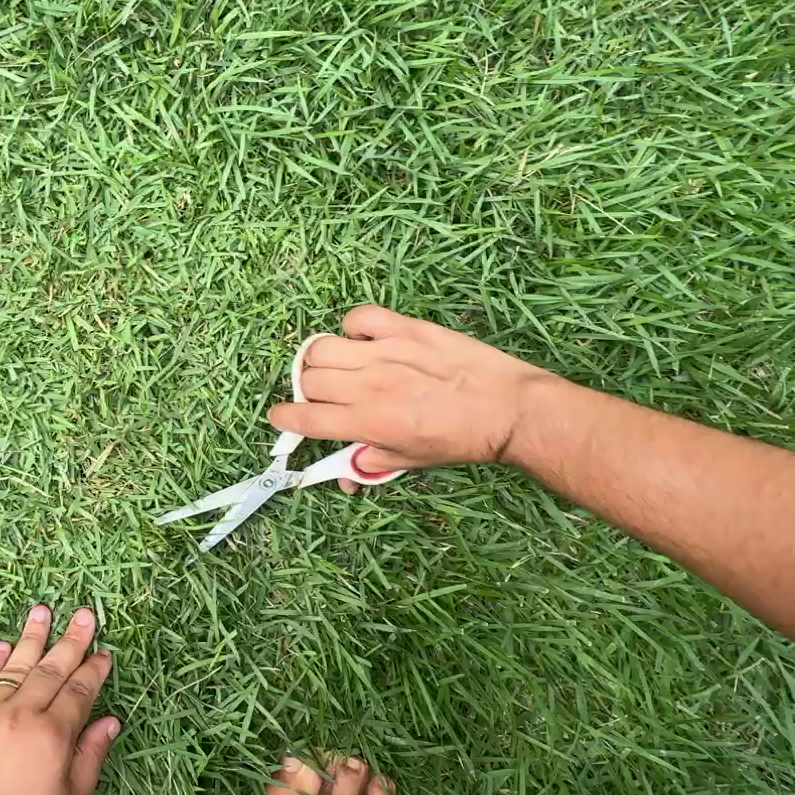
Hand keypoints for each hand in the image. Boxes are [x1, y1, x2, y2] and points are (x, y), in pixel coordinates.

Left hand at [0, 605, 118, 794]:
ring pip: (14, 666)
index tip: (106, 653)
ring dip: (31, 637)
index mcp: (52, 736)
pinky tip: (4, 646)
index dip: (95, 670)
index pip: (79, 690)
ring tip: (43, 610)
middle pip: (51, 669)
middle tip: (85, 614)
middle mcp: (19, 716)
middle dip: (71, 640)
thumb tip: (110, 720)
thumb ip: (91, 756)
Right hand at [270, 305, 561, 485]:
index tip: (284, 419)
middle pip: (307, 380)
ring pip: (321, 348)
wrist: (511, 410)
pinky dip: (353, 328)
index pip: (304, 419)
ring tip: (337, 368)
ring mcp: (385, 353)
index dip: (284, 420)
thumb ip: (370, 463)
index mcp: (369, 423)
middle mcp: (368, 387)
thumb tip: (344, 476)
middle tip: (322, 397)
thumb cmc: (462, 440)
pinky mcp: (404, 329)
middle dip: (306, 392)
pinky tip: (365, 342)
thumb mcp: (413, 462)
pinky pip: (358, 318)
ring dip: (320, 361)